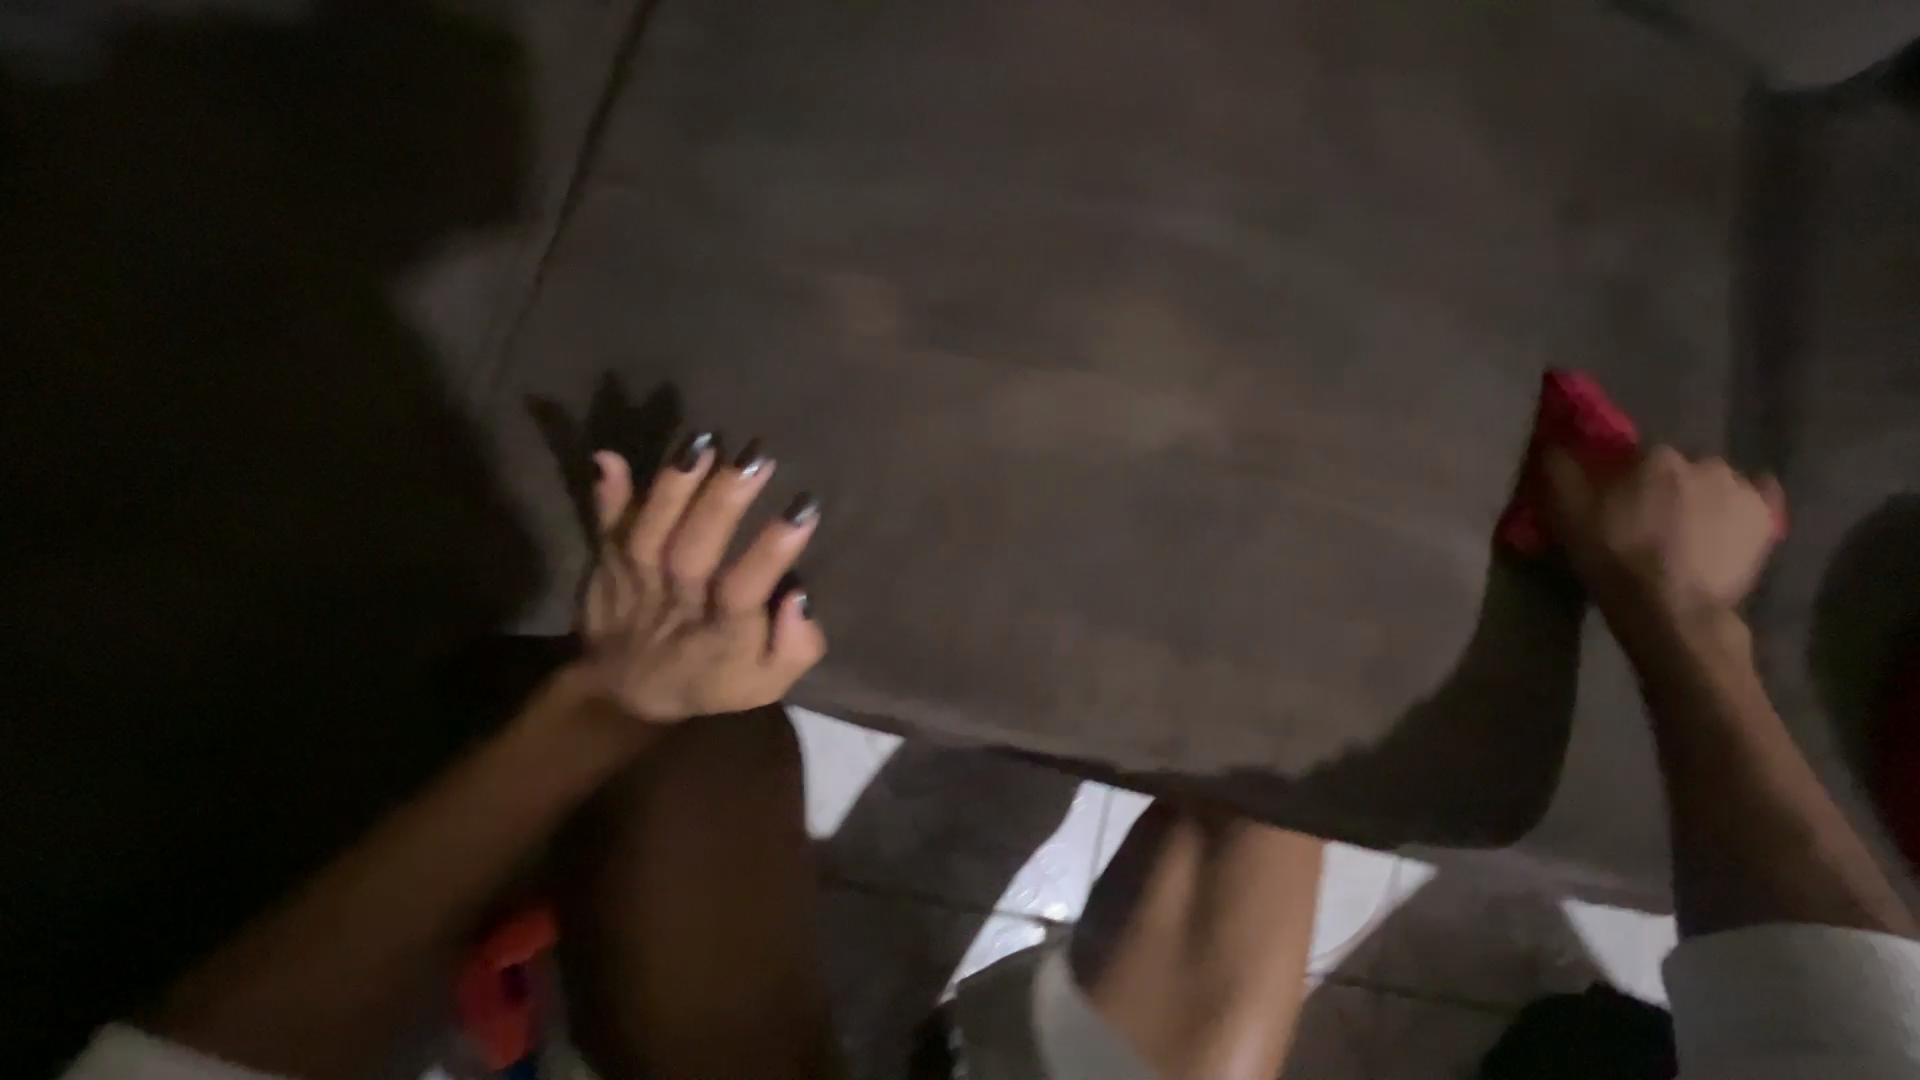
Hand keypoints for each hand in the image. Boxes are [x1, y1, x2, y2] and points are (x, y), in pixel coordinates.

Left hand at [576, 433, 825, 723]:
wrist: (628, 693)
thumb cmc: (715, 678)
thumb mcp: (768, 682)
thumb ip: (795, 646)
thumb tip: (799, 597)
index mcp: (722, 635)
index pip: (744, 590)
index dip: (772, 551)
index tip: (804, 506)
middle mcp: (676, 606)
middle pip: (692, 553)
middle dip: (722, 503)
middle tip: (755, 457)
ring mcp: (636, 585)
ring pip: (648, 536)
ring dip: (673, 488)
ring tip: (704, 443)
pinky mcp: (608, 567)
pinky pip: (605, 532)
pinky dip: (605, 497)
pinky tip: (608, 459)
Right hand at [1544, 446, 1785, 630]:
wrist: (1672, 606)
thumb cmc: (1614, 556)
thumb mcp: (1568, 515)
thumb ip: (1561, 472)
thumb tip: (1555, 444)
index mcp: (1655, 457)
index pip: (1634, 457)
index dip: (1621, 479)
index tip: (1612, 502)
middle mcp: (1704, 462)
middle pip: (1677, 468)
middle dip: (1663, 486)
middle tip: (1647, 519)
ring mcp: (1742, 488)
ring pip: (1714, 482)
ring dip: (1699, 496)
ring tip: (1684, 529)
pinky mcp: (1768, 516)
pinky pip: (1758, 495)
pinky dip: (1743, 501)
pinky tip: (1728, 517)